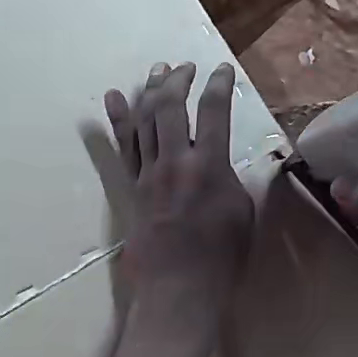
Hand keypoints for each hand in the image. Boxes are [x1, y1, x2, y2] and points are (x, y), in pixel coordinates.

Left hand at [104, 62, 254, 307]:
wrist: (177, 288)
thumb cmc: (221, 256)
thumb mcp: (242, 211)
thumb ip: (230, 177)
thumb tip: (219, 162)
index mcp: (208, 165)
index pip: (213, 112)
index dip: (219, 85)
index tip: (223, 70)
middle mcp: (174, 161)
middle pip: (170, 107)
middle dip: (178, 80)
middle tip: (186, 68)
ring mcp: (148, 173)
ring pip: (145, 120)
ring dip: (151, 91)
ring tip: (157, 70)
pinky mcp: (131, 187)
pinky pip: (123, 147)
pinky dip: (119, 119)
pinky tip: (115, 97)